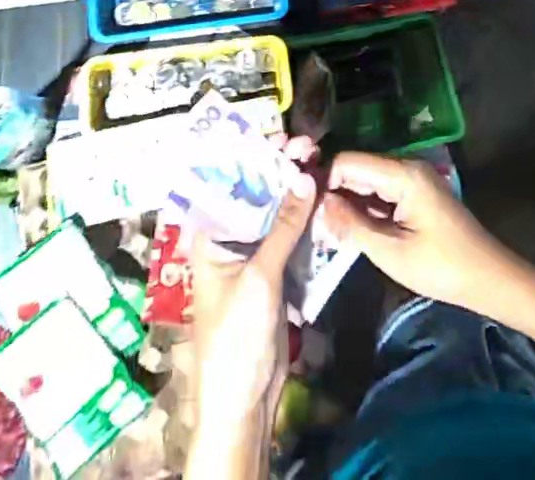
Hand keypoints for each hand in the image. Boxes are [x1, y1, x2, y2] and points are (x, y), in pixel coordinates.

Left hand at [187, 138, 317, 457]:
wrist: (244, 396)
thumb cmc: (235, 335)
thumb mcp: (260, 277)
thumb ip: (284, 226)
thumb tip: (304, 177)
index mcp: (211, 235)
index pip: (230, 184)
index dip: (254, 157)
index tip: (282, 138)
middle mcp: (230, 238)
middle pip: (257, 193)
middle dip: (281, 169)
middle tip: (309, 147)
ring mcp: (253, 254)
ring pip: (277, 211)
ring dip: (297, 190)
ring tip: (320, 163)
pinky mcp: (274, 270)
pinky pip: (291, 235)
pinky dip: (306, 218)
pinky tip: (323, 199)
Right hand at [323, 152, 514, 311]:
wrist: (490, 278)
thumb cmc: (442, 267)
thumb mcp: (391, 251)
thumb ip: (351, 225)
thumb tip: (318, 205)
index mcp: (402, 174)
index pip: (347, 161)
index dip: (324, 181)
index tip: (307, 209)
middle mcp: (406, 167)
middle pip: (356, 168)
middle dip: (333, 193)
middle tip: (313, 225)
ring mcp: (413, 180)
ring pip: (367, 181)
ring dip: (347, 203)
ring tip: (326, 231)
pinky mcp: (416, 194)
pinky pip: (381, 192)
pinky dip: (364, 209)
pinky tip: (350, 231)